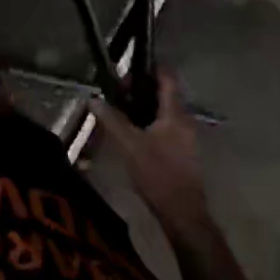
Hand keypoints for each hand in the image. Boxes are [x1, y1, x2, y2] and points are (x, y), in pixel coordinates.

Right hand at [92, 71, 208, 208]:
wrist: (182, 212)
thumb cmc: (157, 173)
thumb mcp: (129, 144)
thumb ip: (112, 119)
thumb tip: (93, 99)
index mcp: (175, 114)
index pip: (168, 79)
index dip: (152, 68)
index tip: (130, 66)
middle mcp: (185, 121)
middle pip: (165, 95)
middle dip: (142, 89)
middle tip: (117, 91)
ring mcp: (186, 138)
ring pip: (165, 112)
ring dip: (145, 107)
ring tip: (120, 110)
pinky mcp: (183, 152)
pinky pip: (166, 127)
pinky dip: (150, 123)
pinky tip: (133, 132)